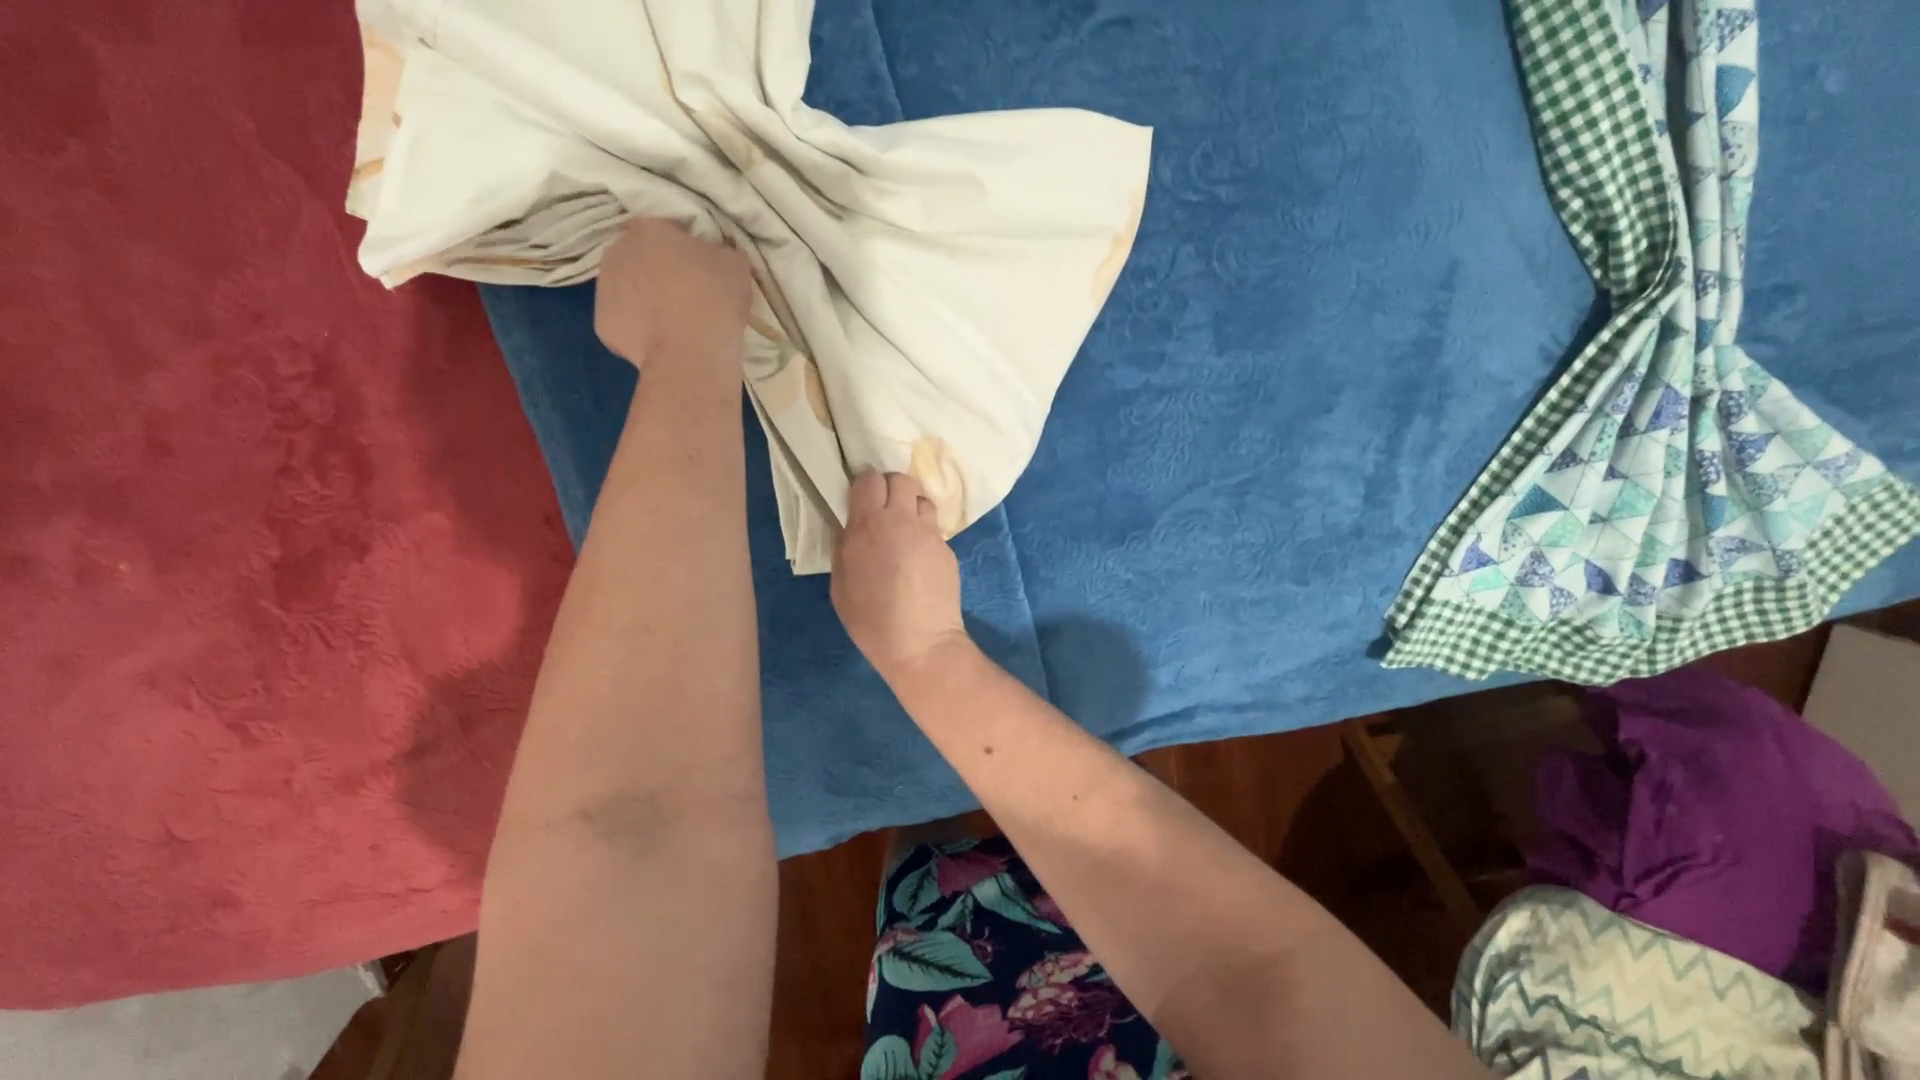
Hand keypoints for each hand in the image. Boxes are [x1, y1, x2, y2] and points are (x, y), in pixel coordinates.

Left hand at [593, 217, 752, 376]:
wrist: (691, 354)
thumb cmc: (715, 300)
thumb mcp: (735, 264)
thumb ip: (719, 251)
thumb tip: (713, 255)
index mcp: (649, 229)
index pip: (666, 229)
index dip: (684, 247)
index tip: (701, 266)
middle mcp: (617, 252)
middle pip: (639, 255)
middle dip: (657, 268)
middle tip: (684, 291)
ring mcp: (603, 289)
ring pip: (627, 287)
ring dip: (644, 296)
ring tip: (671, 319)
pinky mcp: (602, 325)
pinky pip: (624, 320)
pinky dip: (638, 327)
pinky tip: (660, 340)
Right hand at [831, 471, 971, 684]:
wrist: (920, 642)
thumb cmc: (870, 619)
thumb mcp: (840, 584)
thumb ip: (844, 548)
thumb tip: (851, 530)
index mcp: (869, 525)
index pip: (869, 480)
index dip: (865, 486)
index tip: (861, 501)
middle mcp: (901, 520)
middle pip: (901, 480)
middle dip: (891, 489)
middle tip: (884, 511)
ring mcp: (929, 533)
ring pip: (922, 500)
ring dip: (911, 508)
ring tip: (904, 532)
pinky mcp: (947, 549)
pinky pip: (934, 529)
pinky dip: (924, 535)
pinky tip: (919, 560)